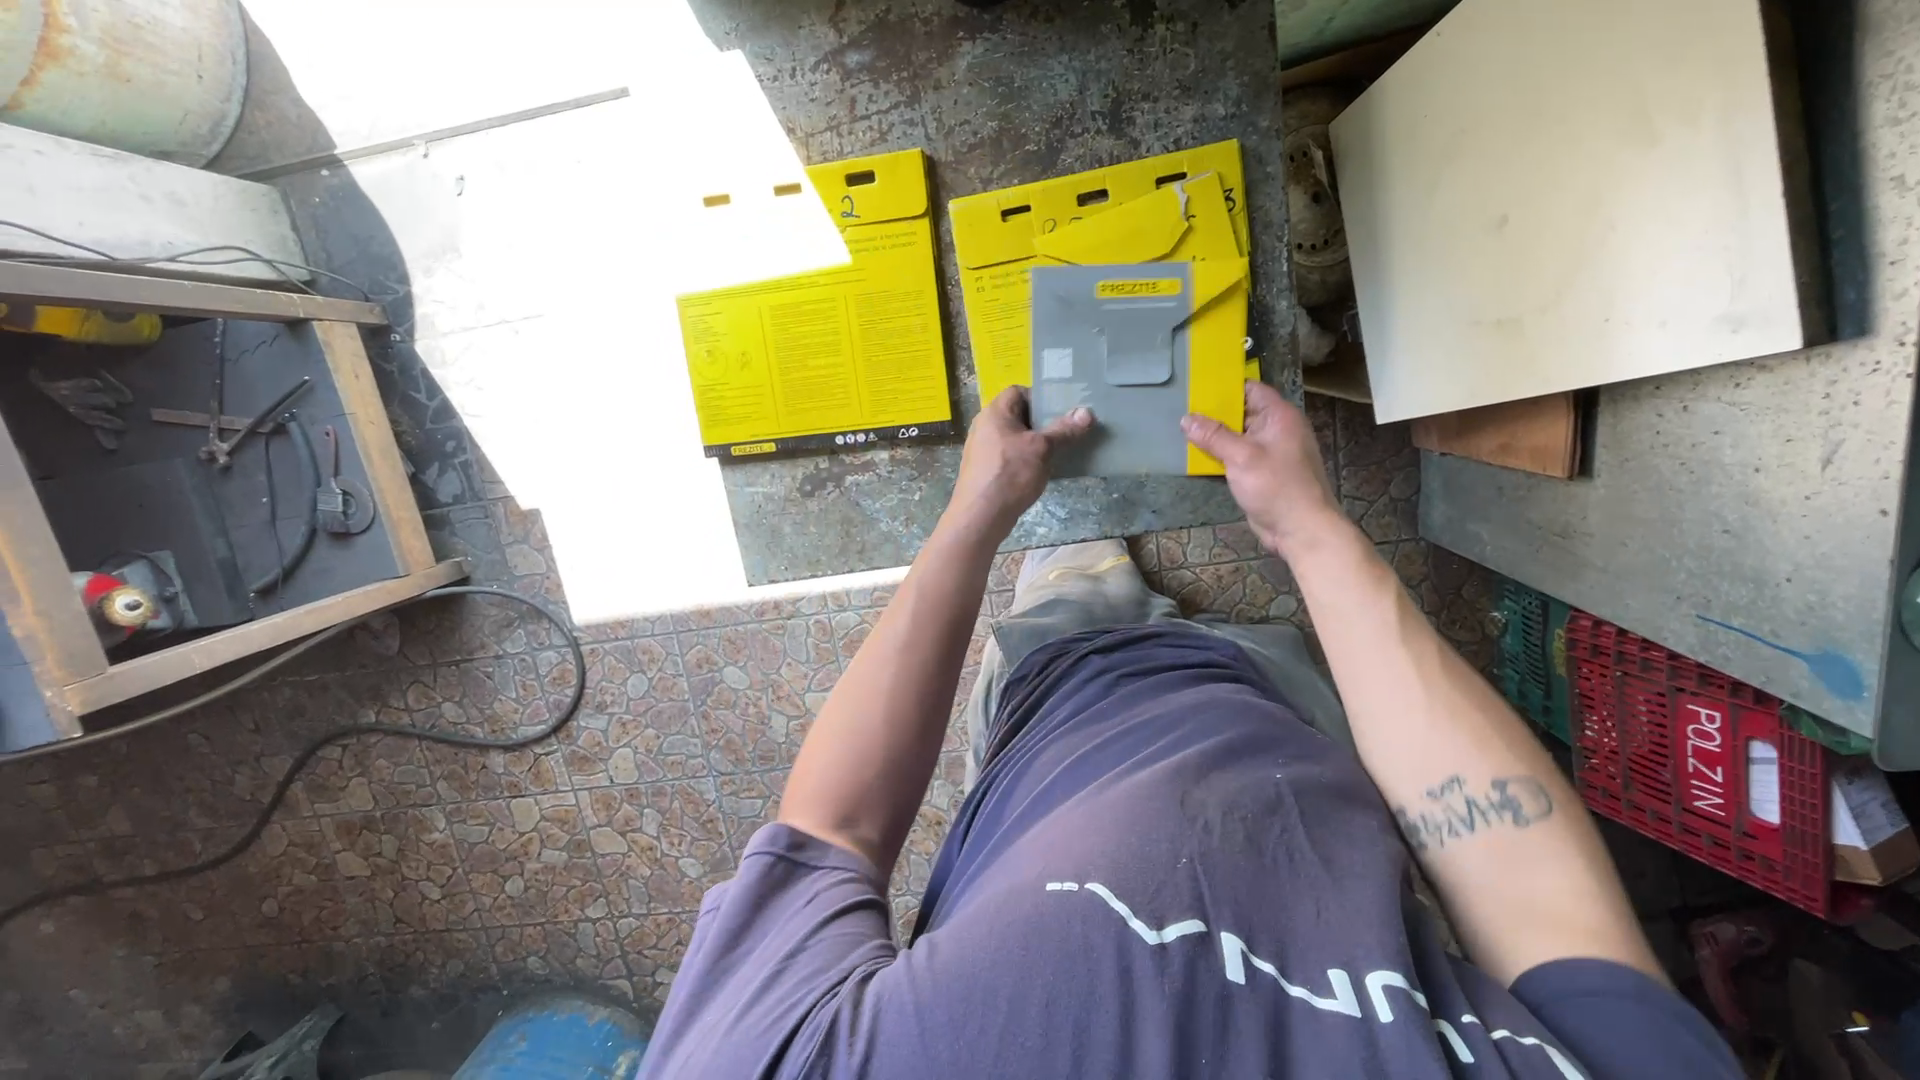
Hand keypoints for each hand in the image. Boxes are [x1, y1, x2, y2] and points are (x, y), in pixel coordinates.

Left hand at [946, 386, 1092, 539]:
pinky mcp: (985, 469)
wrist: (981, 515)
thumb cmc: (1010, 473)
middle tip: (1066, 430)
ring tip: (1059, 450)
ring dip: (1035, 443)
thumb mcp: (1042, 449)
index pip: (1018, 391)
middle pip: (1018, 415)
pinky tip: (1042, 471)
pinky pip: (1009, 456)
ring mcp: (983, 449)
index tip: (1061, 410)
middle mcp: (985, 426)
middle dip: (1042, 422)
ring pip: (1015, 438)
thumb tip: (1086, 412)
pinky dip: (1025, 459)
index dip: (1040, 397)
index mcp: (995, 412)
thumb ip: (1064, 430)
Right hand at [1181, 380, 1345, 558]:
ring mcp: (1271, 453)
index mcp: (1279, 417)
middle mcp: (1277, 430)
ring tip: (1183, 433)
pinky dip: (1221, 457)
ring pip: (1238, 438)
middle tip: (1182, 411)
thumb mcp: (1241, 457)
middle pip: (1242, 413)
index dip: (1225, 388)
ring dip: (1215, 438)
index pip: (1251, 390)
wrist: (1301, 529)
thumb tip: (1186, 419)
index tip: (1196, 389)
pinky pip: (1239, 458)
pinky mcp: (1263, 474)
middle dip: (1214, 414)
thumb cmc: (1276, 486)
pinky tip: (1198, 458)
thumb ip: (1213, 436)